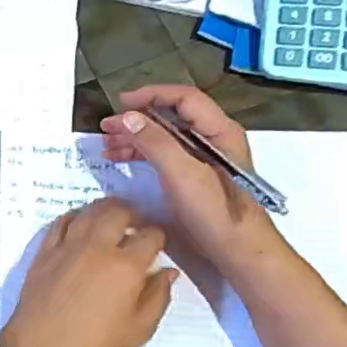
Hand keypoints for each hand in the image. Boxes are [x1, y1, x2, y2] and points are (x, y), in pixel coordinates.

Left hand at [0, 199, 177, 346]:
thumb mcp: (138, 331)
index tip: (159, 244)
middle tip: (137, 224)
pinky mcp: (45, 251)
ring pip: (90, 211)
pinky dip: (75, 216)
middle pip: (119, 212)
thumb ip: (158, 297)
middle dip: (134, 214)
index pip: (151, 235)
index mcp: (126, 267)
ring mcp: (68, 246)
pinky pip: (61, 221)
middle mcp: (97, 248)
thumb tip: (168, 272)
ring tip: (113, 218)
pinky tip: (81, 222)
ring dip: (106, 209)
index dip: (160, 237)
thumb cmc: (92, 346)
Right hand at [99, 85, 283, 273]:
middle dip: (138, 120)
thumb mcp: (183, 174)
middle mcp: (213, 140)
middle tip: (108, 129)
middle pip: (172, 117)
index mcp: (218, 131)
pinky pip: (166, 156)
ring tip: (109, 146)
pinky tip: (125, 160)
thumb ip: (156, 142)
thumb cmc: (216, 212)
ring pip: (166, 137)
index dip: (151, 95)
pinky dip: (144, 155)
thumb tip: (128, 118)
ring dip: (137, 138)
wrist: (238, 251)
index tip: (121, 103)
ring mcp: (205, 160)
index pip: (183, 98)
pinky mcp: (196, 178)